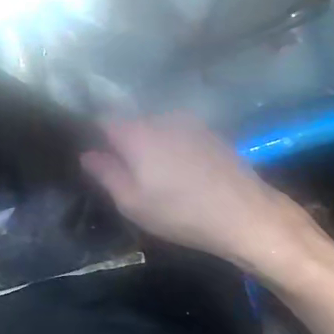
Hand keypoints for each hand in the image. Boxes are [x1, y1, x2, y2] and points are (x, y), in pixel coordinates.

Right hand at [80, 114, 326, 274]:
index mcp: (137, 133)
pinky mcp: (211, 134)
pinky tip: (177, 172)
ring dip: (149, 143)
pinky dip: (171, 147)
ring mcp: (190, 124)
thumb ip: (105, 173)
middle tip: (119, 169)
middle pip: (131, 121)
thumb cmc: (179, 212)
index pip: (103, 119)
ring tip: (150, 173)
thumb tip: (87, 154)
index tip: (92, 153)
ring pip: (156, 127)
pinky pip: (178, 133)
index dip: (93, 133)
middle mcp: (162, 119)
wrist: (246, 215)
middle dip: (122, 139)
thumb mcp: (131, 202)